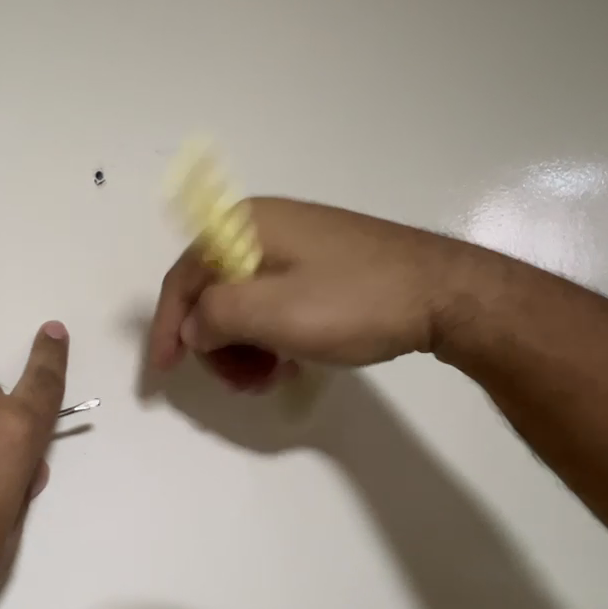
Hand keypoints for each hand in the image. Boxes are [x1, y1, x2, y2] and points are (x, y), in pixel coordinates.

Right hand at [149, 198, 456, 388]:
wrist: (443, 293)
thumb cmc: (351, 301)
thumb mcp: (270, 313)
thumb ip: (212, 318)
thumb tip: (192, 328)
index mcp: (243, 224)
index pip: (183, 277)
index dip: (167, 327)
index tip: (164, 372)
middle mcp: (263, 225)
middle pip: (212, 290)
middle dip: (215, 343)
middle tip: (239, 383)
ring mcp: (296, 243)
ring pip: (244, 300)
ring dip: (243, 346)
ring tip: (267, 379)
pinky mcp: (321, 262)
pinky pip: (274, 299)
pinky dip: (270, 335)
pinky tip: (289, 362)